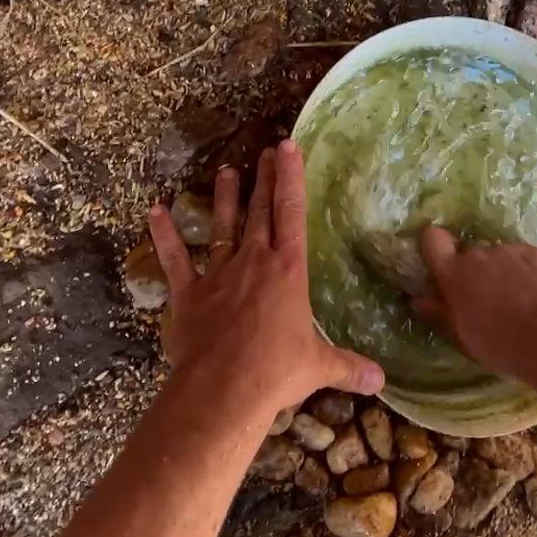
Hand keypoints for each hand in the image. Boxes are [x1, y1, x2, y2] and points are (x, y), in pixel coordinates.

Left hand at [147, 140, 383, 426]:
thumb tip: (382, 381)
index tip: (288, 146)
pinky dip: (164, 235)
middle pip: (260, 211)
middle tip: (266, 151)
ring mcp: (219, 274)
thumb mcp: (319, 367)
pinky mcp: (188, 293)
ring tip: (227, 170)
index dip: (291, 177)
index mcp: (288, 269)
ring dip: (225, 198)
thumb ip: (349, 367)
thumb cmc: (276, 371)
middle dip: (265, 179)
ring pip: (222, 227)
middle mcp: (255, 261)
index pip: (292, 212)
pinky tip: (155, 212)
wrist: (223, 389)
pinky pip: (175, 259)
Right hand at [412, 225, 536, 376]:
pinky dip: (526, 272)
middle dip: (475, 272)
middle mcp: (479, 254)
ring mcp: (509, 250)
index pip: (433, 240)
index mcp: (455, 274)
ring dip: (503, 272)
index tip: (441, 261)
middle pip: (470, 255)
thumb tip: (418, 300)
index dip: (434, 245)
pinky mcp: (536, 252)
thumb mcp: (464, 338)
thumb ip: (439, 315)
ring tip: (520, 301)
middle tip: (489, 299)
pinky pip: (523, 257)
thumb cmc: (501, 345)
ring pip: (499, 257)